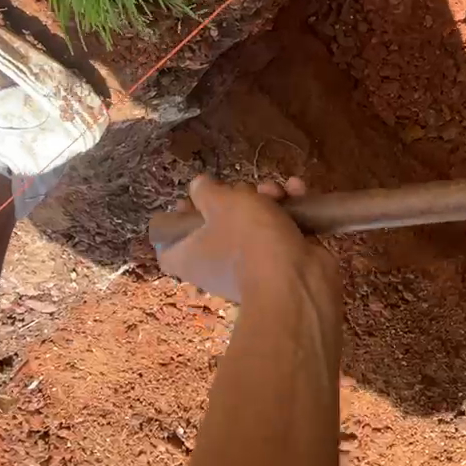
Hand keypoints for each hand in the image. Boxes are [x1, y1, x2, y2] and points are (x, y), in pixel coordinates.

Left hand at [155, 175, 338, 310]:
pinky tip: (298, 190)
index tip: (189, 202)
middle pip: (217, 224)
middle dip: (236, 198)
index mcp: (190, 255)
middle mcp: (216, 262)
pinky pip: (281, 228)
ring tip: (277, 191)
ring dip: (267, 198)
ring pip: (254, 221)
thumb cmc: (248, 240)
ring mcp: (252, 262)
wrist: (298, 279)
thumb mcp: (221, 203)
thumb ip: (205, 190)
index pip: (167, 244)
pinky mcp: (282, 259)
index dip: (177, 221)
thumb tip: (197, 186)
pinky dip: (290, 209)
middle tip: (245, 189)